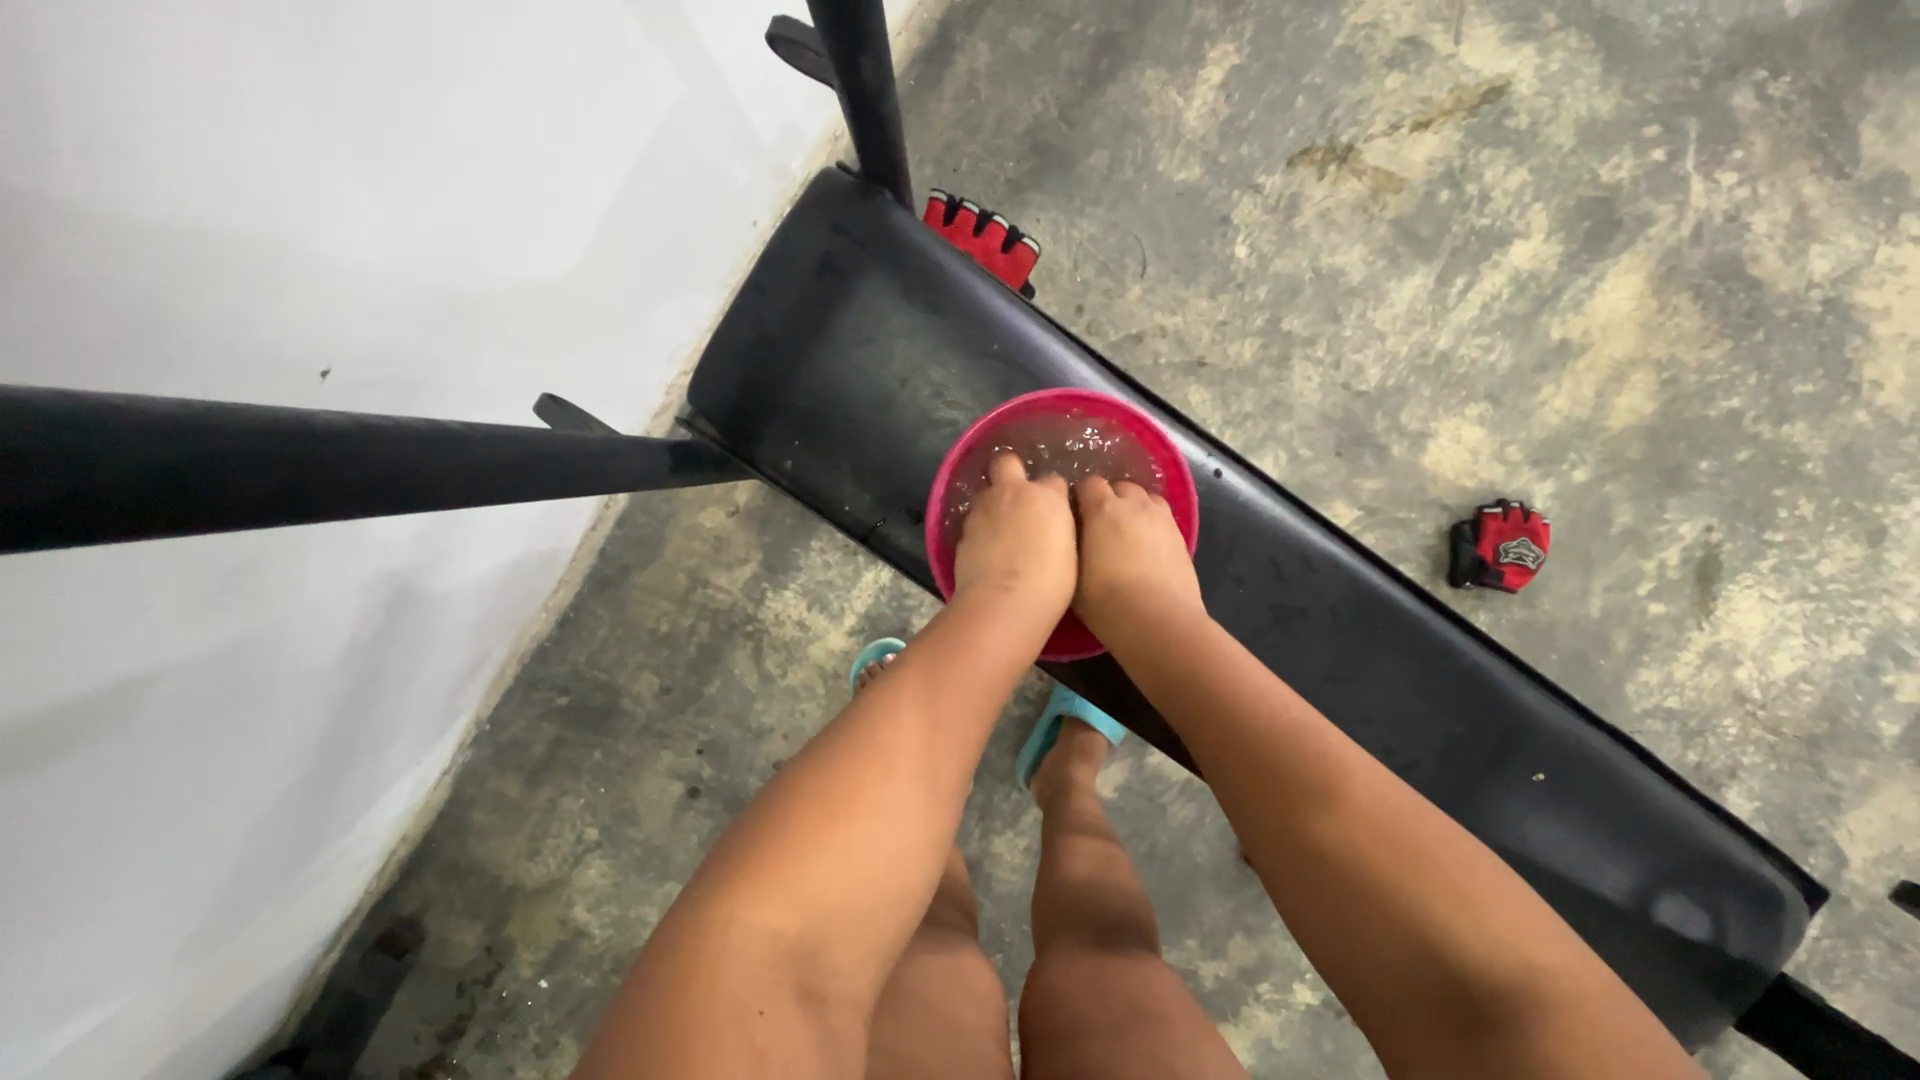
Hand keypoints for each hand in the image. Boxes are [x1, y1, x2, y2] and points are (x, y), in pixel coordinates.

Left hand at [953, 452, 1076, 615]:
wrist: (1004, 601)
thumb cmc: (1051, 582)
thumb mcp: (1070, 551)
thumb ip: (1058, 528)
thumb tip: (1051, 526)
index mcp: (1047, 496)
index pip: (1053, 480)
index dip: (1052, 494)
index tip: (1054, 509)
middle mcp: (1012, 493)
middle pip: (1007, 462)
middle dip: (1011, 472)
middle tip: (1016, 496)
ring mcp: (983, 509)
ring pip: (986, 493)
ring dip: (993, 504)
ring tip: (999, 530)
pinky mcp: (963, 530)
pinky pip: (973, 520)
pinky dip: (980, 529)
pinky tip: (986, 549)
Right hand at [1073, 476, 1203, 638]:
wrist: (1159, 621)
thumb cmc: (1106, 601)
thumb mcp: (1073, 575)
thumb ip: (1072, 546)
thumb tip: (1072, 537)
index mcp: (1103, 509)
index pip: (1089, 484)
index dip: (1081, 498)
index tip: (1075, 517)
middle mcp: (1134, 505)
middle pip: (1120, 487)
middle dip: (1110, 500)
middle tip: (1100, 526)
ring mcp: (1162, 519)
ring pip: (1146, 499)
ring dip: (1134, 508)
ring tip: (1126, 533)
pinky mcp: (1181, 537)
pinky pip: (1163, 519)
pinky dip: (1152, 525)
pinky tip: (1146, 549)